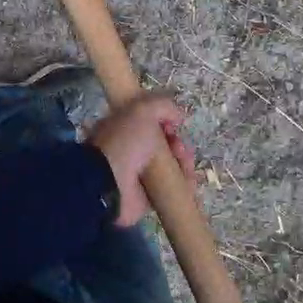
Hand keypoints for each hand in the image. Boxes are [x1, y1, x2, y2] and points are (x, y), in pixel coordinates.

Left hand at [85, 94, 194, 226]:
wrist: (112, 183)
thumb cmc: (125, 142)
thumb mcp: (142, 111)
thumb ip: (161, 106)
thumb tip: (177, 114)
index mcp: (121, 125)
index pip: (146, 120)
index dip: (163, 121)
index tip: (173, 124)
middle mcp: (128, 148)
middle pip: (160, 143)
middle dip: (176, 143)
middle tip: (181, 148)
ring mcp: (137, 173)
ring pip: (168, 165)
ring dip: (182, 162)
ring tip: (187, 164)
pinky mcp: (148, 196)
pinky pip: (170, 188)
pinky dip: (183, 184)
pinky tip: (190, 180)